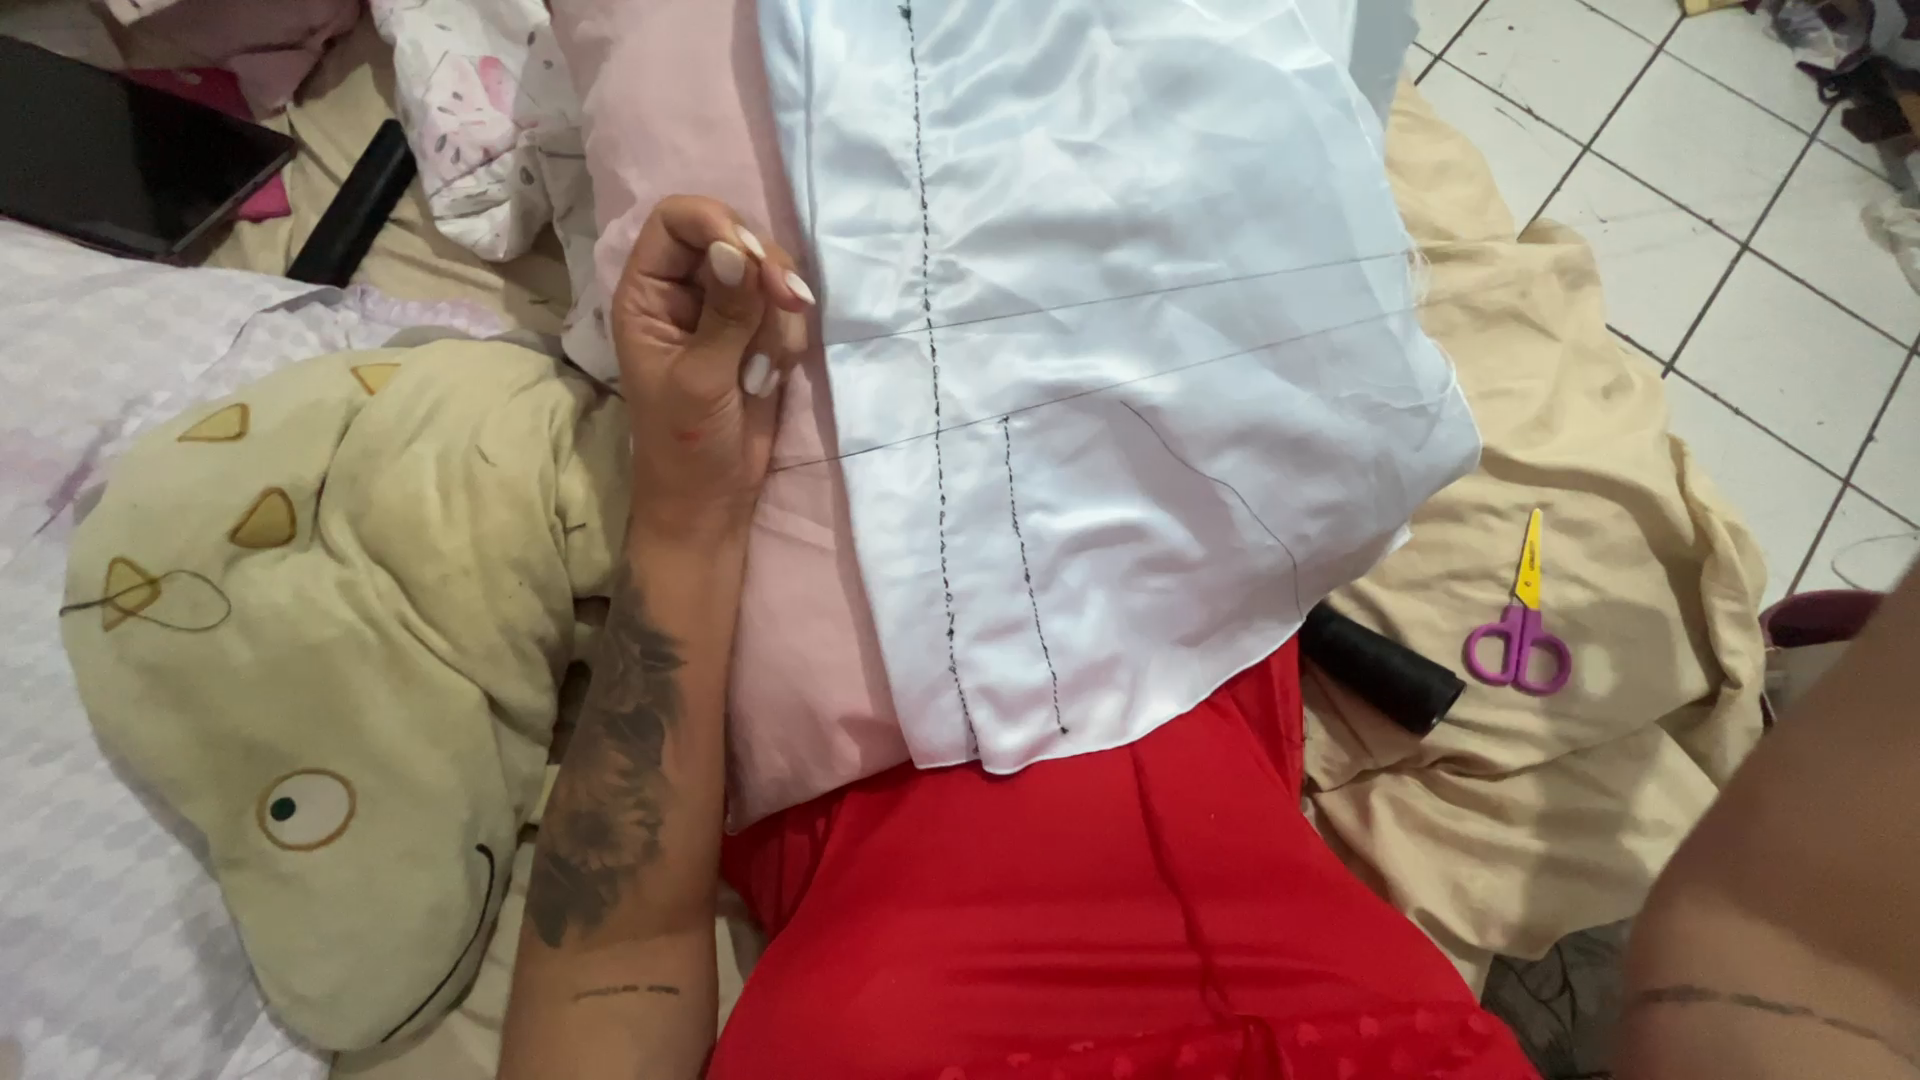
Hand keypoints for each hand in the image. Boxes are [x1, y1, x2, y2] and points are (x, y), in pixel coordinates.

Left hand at [610, 195, 814, 541]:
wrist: (713, 497)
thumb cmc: (686, 445)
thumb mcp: (701, 379)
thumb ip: (725, 315)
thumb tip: (738, 250)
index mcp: (648, 294)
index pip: (677, 222)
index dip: (718, 225)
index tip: (755, 260)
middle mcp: (684, 293)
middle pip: (734, 239)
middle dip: (766, 272)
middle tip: (792, 303)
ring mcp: (724, 314)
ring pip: (768, 277)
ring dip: (778, 317)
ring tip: (762, 370)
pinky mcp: (757, 338)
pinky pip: (785, 313)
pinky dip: (788, 339)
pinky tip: (771, 375)